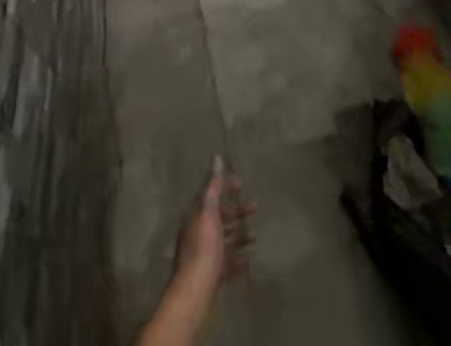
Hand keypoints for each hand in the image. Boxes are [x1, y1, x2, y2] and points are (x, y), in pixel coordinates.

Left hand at [176, 156, 253, 286]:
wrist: (195, 292)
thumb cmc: (203, 248)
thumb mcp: (209, 213)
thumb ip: (213, 187)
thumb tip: (216, 158)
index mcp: (195, 217)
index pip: (210, 194)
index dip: (225, 187)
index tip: (241, 184)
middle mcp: (198, 234)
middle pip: (220, 218)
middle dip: (237, 212)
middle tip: (255, 208)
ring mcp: (205, 255)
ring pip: (224, 241)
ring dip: (240, 237)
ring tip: (254, 238)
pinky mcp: (211, 275)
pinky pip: (227, 264)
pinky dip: (238, 261)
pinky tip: (248, 262)